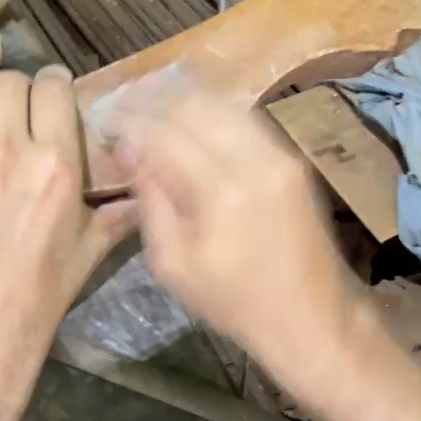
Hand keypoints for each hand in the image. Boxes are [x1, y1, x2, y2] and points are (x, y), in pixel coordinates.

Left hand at [0, 63, 133, 387]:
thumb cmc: (40, 296)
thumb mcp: (90, 250)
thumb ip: (118, 210)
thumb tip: (147, 187)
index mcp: (55, 165)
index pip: (52, 89)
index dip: (52, 81)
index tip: (50, 88)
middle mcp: (7, 153)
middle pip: (8, 84)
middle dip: (16, 88)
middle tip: (15, 106)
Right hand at [109, 87, 364, 375]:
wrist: (313, 316)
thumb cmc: (234, 301)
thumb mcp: (173, 264)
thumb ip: (150, 199)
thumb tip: (128, 150)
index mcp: (220, 192)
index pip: (163, 134)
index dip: (129, 123)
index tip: (106, 124)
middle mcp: (253, 160)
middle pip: (192, 106)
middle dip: (152, 103)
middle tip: (125, 112)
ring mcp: (278, 153)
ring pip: (219, 103)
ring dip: (180, 103)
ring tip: (152, 112)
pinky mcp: (290, 156)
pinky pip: (241, 118)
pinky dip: (209, 114)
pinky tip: (189, 124)